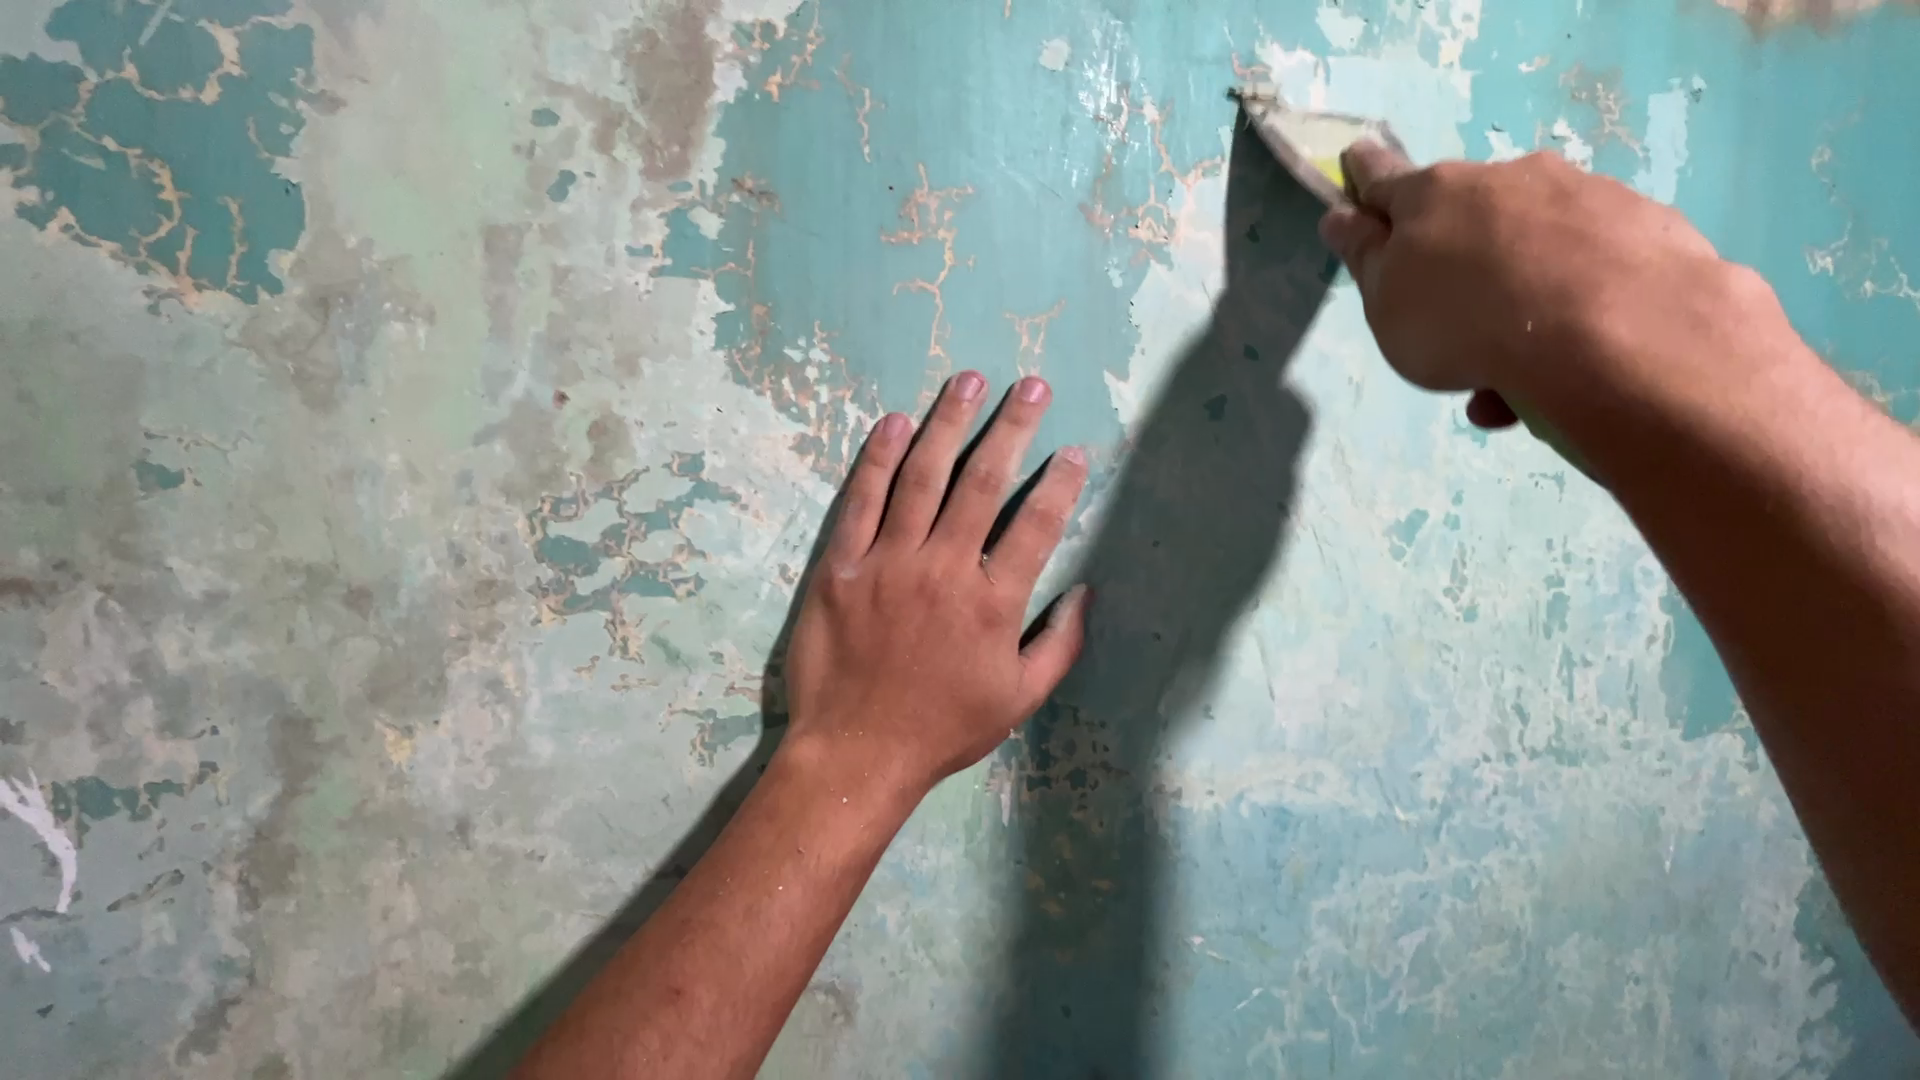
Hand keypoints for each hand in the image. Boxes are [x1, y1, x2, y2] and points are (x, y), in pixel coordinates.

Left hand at [780, 371, 1090, 795]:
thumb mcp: (1019, 700)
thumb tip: (1087, 593)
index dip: (1060, 482)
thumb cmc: (942, 729)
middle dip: (1012, 427)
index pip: (1037, 525)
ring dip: (949, 423)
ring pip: (923, 476)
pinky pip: (862, 501)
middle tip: (1031, 386)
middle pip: (983, 482)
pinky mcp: (841, 566)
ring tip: (969, 380)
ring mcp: (888, 562)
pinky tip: (895, 422)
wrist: (856, 752)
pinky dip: (878, 458)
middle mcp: (944, 568)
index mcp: (993, 602)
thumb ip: (1060, 645)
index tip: (1073, 450)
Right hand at [1318, 142, 1743, 424]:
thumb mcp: (1386, 302)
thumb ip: (1365, 258)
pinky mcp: (1644, 225)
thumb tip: (1342, 216)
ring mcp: (1583, 196)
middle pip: (1466, 218)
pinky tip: (1558, 370)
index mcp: (1434, 195)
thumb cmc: (1464, 321)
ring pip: (1528, 251)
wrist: (1610, 336)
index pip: (1384, 179)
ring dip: (1510, 302)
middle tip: (1446, 330)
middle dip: (1453, 263)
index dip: (1364, 177)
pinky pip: (1582, 272)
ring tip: (1505, 376)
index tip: (1354, 161)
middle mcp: (1508, 179)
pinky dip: (1564, 313)